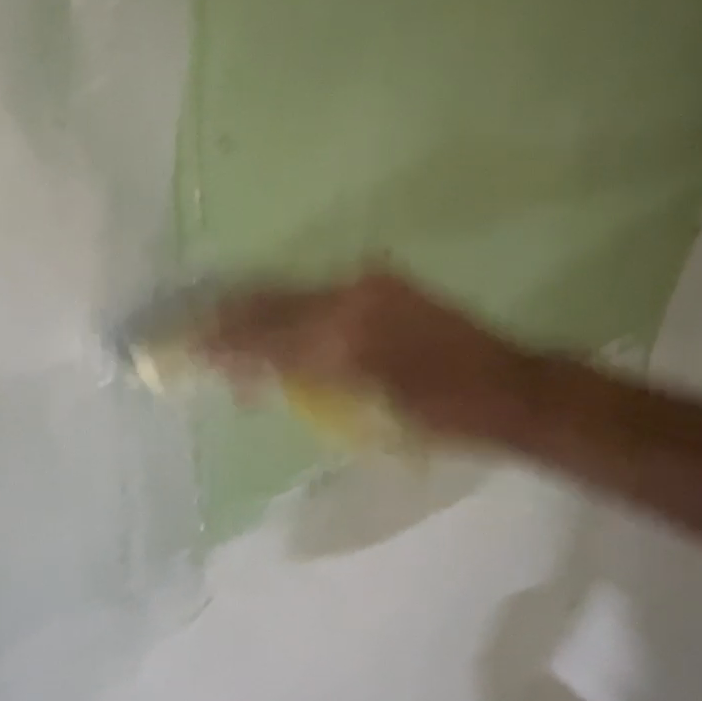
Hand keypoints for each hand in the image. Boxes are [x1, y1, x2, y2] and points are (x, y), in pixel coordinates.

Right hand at [198, 268, 546, 447]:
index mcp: (342, 334)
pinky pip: (318, 292)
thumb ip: (301, 384)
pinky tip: (279, 321)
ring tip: (228, 327)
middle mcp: (348, 296)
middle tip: (196, 334)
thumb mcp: (364, 413)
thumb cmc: (439, 418)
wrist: (511, 389)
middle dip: (229, 318)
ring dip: (257, 311)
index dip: (224, 342)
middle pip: (270, 302)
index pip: (264, 334)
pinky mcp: (380, 282)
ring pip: (292, 293)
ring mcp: (365, 284)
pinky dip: (290, 308)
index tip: (190, 350)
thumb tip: (249, 379)